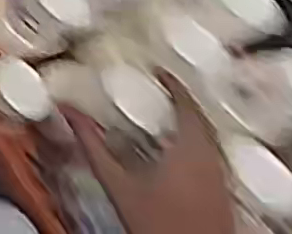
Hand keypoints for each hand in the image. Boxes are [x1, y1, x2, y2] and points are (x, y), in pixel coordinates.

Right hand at [61, 75, 235, 233]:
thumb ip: (91, 142)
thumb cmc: (157, 223)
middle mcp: (213, 167)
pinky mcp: (225, 201)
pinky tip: (181, 150)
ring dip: (195, 124)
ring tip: (170, 113)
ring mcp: (223, 187)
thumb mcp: (115, 181)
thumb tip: (66, 109)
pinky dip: (200, 145)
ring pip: (214, 144)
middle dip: (186, 104)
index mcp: (191, 155)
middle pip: (206, 126)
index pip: (190, 111)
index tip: (160, 72)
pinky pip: (216, 160)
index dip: (177, 88)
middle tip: (163, 88)